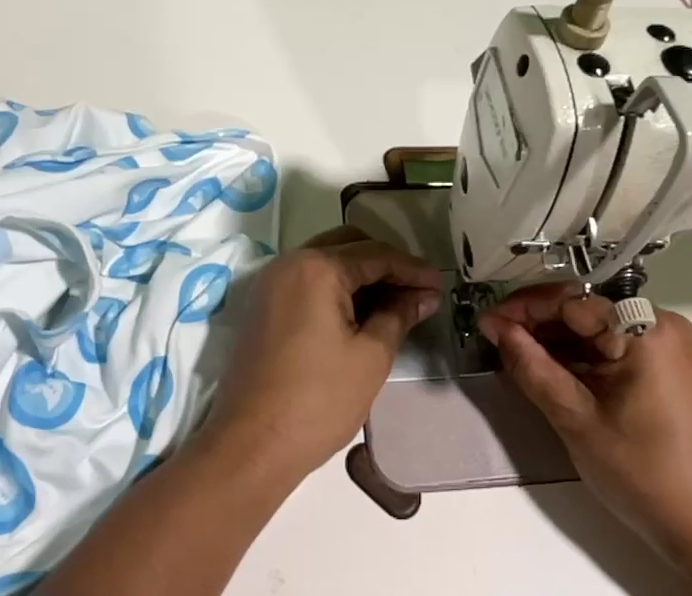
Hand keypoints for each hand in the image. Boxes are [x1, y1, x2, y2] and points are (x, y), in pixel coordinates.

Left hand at [202, 227, 443, 482]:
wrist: (250, 446)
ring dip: (361, 274)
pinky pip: (307, 280)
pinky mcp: (263, 306)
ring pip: (326, 260)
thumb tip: (424, 296)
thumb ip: (399, 315)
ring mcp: (271, 283)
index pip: (376, 254)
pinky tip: (360, 313)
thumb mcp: (370, 356)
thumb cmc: (318, 401)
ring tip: (394, 303)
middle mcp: (290, 263)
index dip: (412, 268)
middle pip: (349, 244)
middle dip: (386, 263)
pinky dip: (336, 287)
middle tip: (416, 291)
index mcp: (317, 268)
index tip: (440, 285)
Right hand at [478, 284, 691, 560]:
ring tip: (508, 349)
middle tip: (493, 335)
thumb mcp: (575, 418)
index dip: (525, 310)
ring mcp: (661, 343)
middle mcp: (658, 323)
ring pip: (593, 326)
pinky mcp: (659, 363)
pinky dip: (575, 354)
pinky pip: (608, 345)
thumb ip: (532, 367)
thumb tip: (496, 329)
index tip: (486, 323)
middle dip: (536, 321)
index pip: (571, 302)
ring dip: (552, 338)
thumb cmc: (640, 470)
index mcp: (645, 329)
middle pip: (583, 309)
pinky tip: (541, 363)